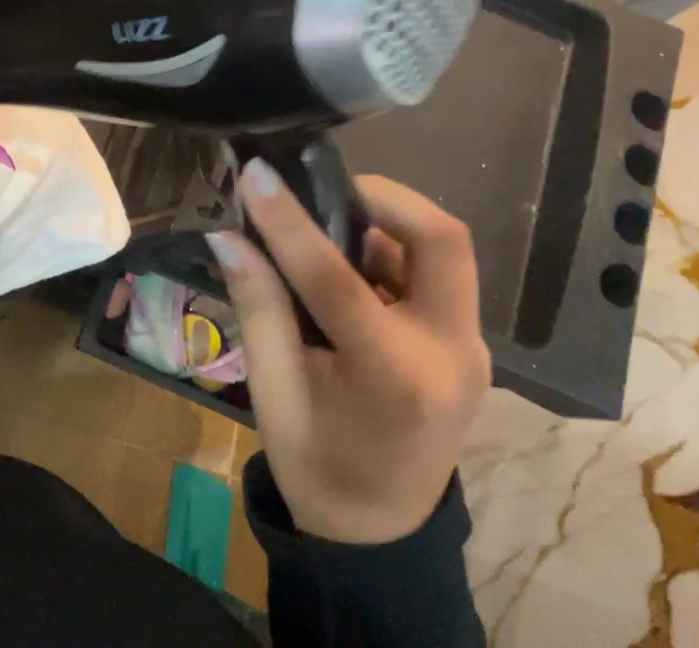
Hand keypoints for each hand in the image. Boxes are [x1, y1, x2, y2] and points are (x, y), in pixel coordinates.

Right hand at [208, 162, 490, 544]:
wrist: (378, 524)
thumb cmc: (314, 461)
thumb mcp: (272, 390)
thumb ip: (258, 308)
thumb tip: (228, 236)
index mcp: (393, 375)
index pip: (336, 277)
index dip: (289, 220)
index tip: (255, 174)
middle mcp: (450, 353)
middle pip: (442, 241)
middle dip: (383, 198)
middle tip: (321, 187)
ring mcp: (469, 349)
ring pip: (444, 255)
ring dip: (386, 225)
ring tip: (323, 227)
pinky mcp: (467, 346)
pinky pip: (436, 278)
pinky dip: (391, 255)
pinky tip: (346, 267)